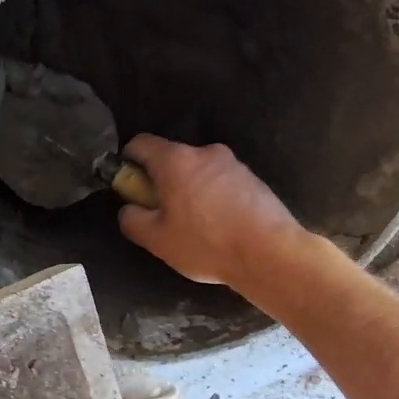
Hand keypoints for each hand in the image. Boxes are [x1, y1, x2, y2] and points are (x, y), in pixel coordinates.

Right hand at [117, 134, 307, 287]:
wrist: (270, 254)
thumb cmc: (206, 243)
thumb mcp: (155, 239)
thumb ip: (132, 219)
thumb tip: (129, 208)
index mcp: (175, 161)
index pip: (140, 143)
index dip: (128, 162)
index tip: (130, 188)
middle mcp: (205, 153)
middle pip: (171, 160)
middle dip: (161, 183)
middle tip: (162, 217)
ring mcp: (233, 164)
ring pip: (197, 172)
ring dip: (188, 192)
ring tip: (194, 227)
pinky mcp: (253, 179)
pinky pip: (220, 183)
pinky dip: (212, 199)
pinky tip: (218, 227)